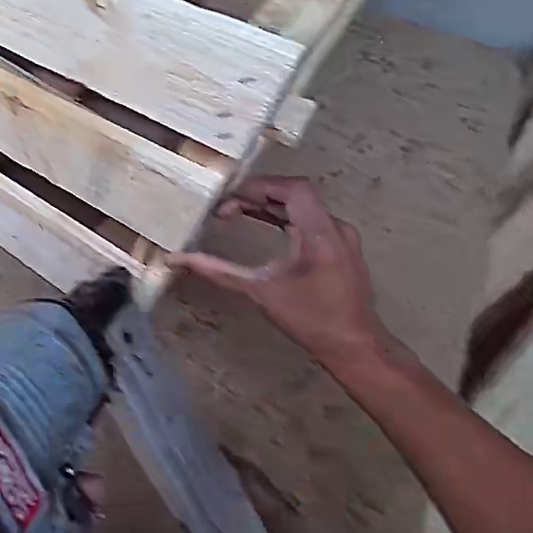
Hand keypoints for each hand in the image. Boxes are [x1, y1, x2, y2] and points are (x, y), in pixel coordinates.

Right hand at [168, 176, 390, 369]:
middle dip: (258, 196)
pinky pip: (312, 220)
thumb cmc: (309, 319)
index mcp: (319, 233)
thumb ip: (217, 271)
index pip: (294, 188)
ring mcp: (342, 237)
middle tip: (226, 209)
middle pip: (295, 195)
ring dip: (270, 207)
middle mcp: (335, 228)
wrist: (354, 347)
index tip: (232, 198)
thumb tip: (177, 260)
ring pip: (303, 207)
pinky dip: (285, 218)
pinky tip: (266, 226)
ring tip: (239, 214)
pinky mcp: (342, 248)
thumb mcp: (258, 292)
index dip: (260, 186)